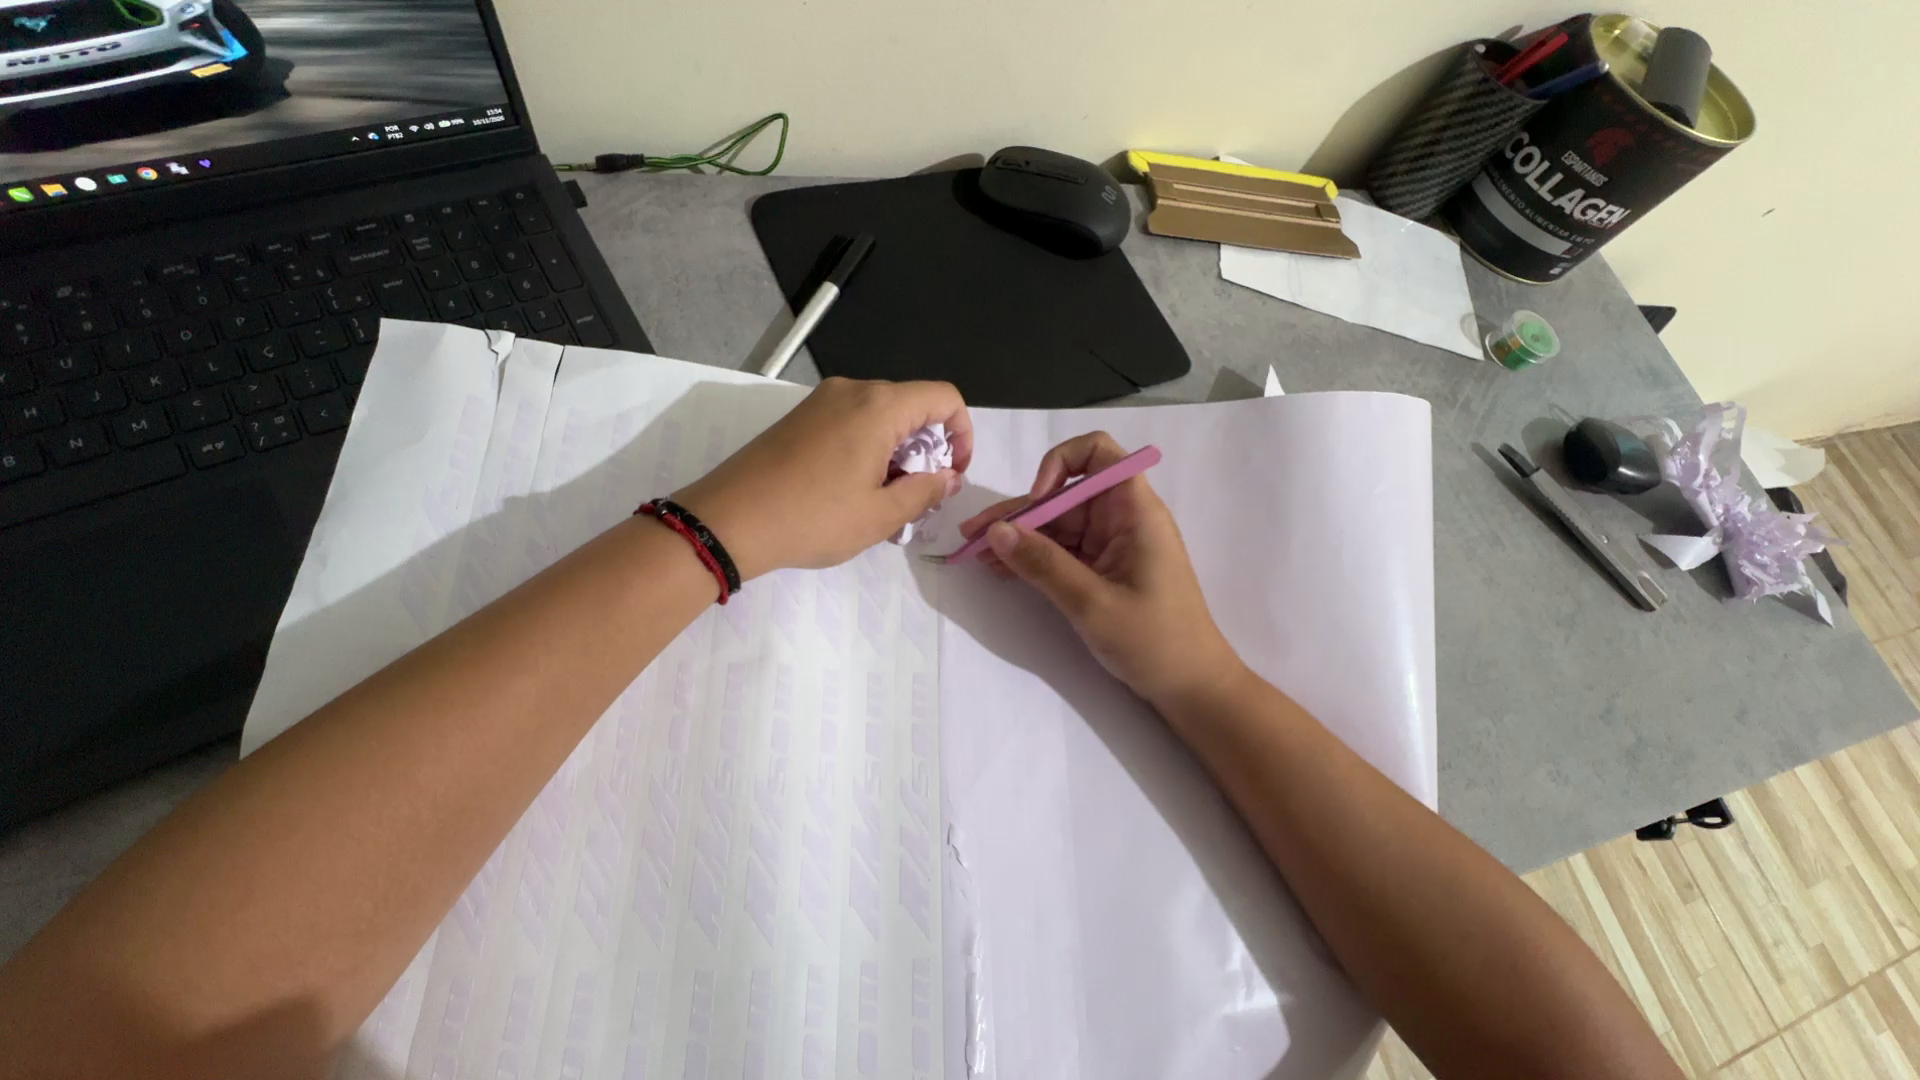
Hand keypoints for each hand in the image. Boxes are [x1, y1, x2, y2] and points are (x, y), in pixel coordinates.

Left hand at [675, 377, 971, 579]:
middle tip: (918, 497)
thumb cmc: (813, 518)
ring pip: (880, 417)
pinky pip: (851, 423)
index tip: (952, 475)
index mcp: (879, 406)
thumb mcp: (880, 515)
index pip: (944, 397)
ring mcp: (821, 401)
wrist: (728, 520)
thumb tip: (948, 478)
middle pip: (912, 405)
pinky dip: (868, 449)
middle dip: (928, 449)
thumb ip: (924, 491)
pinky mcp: (800, 418)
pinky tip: (852, 490)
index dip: (962, 434)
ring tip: (884, 501)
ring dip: (897, 453)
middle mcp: (851, 391)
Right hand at [958, 431, 1244, 709]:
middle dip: (1019, 512)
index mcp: (1134, 510)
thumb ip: (1043, 564)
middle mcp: (1121, 518)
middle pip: (1064, 495)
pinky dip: (1032, 558)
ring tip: (975, 555)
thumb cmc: (1154, 641)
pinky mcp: (1102, 570)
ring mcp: (1111, 545)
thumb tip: (996, 531)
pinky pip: (1061, 552)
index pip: (1098, 453)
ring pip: (1057, 525)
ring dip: (1018, 537)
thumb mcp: (1092, 603)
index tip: (1038, 499)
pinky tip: (1000, 568)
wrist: (1191, 686)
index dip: (1061, 464)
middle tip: (971, 535)